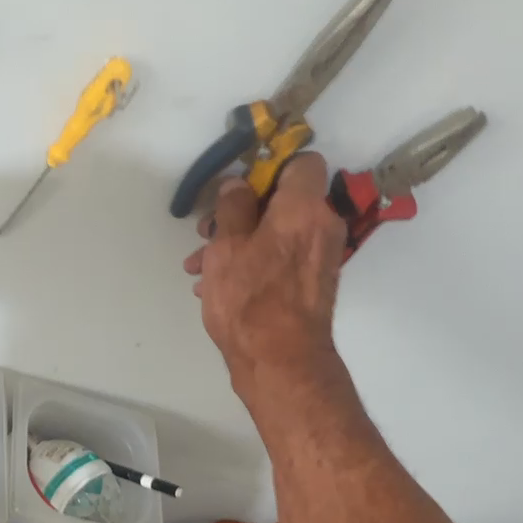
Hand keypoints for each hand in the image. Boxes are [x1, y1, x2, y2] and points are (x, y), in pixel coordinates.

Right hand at [182, 153, 347, 406]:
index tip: (237, 190)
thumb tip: (238, 185)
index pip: (301, 163)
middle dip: (242, 212)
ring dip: (239, 242)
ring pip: (277, 233)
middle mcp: (321, 226)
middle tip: (207, 232)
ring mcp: (320, 257)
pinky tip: (218, 286)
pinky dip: (254, 263)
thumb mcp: (226, 247)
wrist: (280, 359)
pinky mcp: (311, 283)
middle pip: (284, 201)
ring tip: (201, 267)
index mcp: (303, 207)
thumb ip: (231, 208)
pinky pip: (281, 258)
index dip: (268, 170)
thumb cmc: (249, 299)